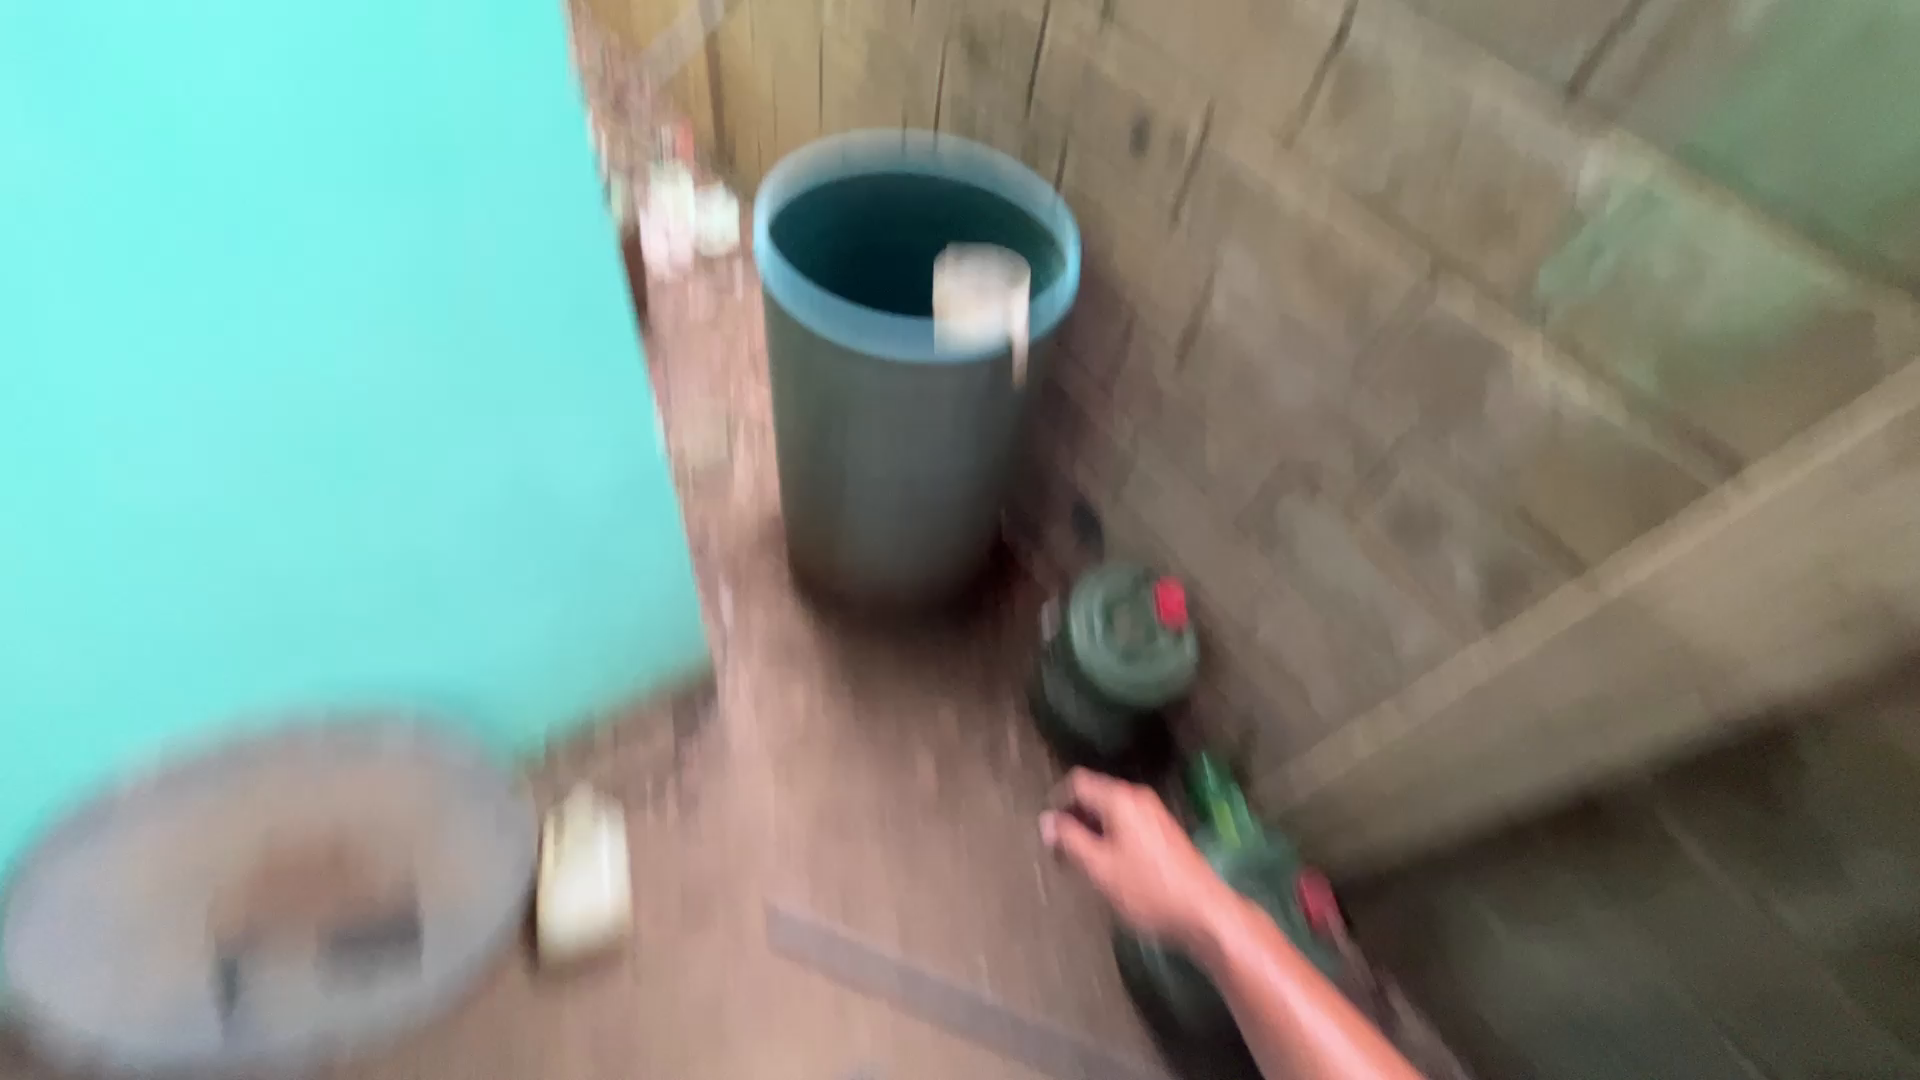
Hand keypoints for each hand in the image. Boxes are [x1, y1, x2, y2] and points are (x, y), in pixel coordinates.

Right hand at [1039, 768, 1237, 949]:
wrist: (1204, 911)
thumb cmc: (1148, 889)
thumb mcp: (1099, 867)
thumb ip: (1069, 840)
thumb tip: (1046, 821)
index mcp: (1119, 799)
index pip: (1077, 782)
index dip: (1057, 803)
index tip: (1048, 833)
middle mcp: (1137, 797)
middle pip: (1094, 794)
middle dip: (1073, 819)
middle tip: (1060, 852)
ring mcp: (1153, 812)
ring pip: (1110, 810)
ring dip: (1091, 829)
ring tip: (1082, 862)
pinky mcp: (1163, 830)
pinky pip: (1126, 821)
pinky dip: (1110, 835)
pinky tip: (1109, 865)